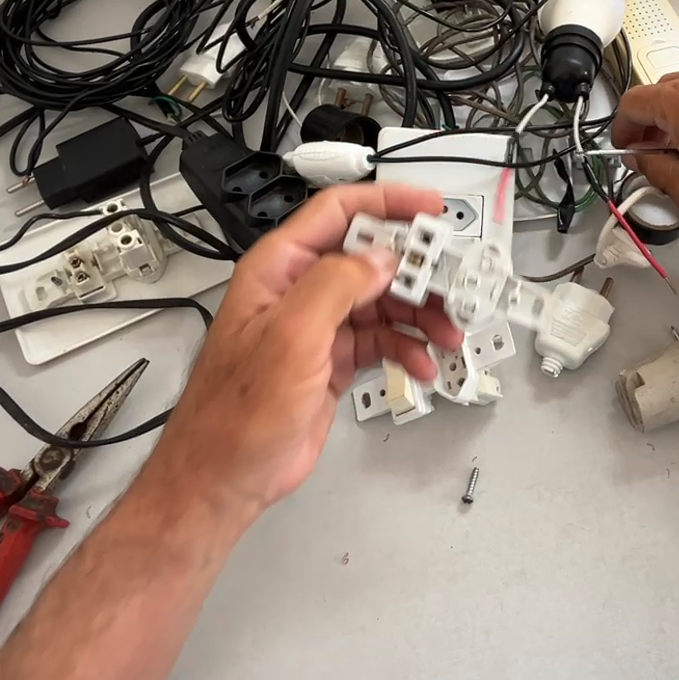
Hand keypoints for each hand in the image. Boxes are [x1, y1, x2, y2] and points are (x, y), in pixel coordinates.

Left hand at [146, 184, 462, 517]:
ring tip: (447, 333)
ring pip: (384, 301)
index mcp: (281, 267)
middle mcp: (302, 289)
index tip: (430, 208)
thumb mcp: (290, 336)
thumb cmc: (238, 410)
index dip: (387, 202)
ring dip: (420, 314)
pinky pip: (382, 339)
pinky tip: (421, 365)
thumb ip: (337, 285)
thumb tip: (382, 258)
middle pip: (371, 258)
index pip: (338, 212)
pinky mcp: (335, 358)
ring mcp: (320, 324)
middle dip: (415, 270)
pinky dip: (407, 348)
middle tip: (450, 283)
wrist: (228, 477)